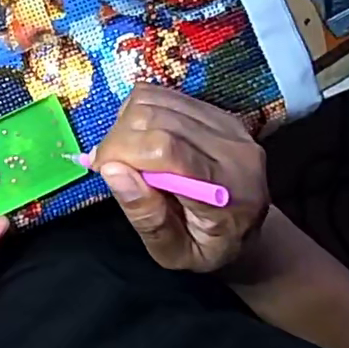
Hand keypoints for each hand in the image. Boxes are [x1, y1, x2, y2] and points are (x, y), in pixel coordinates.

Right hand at [92, 83, 268, 272]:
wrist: (247, 229)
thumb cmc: (208, 248)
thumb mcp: (174, 254)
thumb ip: (146, 217)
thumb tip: (111, 169)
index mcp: (229, 192)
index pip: (166, 149)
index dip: (122, 151)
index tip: (101, 168)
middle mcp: (235, 151)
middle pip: (154, 118)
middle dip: (117, 138)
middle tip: (109, 163)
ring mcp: (228, 125)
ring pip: (153, 100)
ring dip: (124, 122)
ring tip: (125, 151)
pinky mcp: (216, 111)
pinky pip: (160, 94)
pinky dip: (136, 110)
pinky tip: (139, 135)